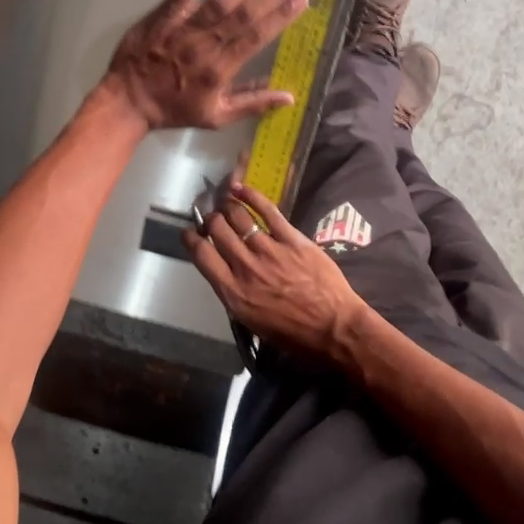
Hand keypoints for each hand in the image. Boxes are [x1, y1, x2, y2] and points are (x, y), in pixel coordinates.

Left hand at [102, 0, 309, 130]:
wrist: (127, 102)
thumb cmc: (174, 109)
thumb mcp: (216, 116)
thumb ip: (252, 103)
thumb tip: (289, 96)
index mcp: (219, 70)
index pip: (256, 37)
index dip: (281, 17)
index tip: (302, 0)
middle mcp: (204, 46)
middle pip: (244, 15)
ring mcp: (181, 28)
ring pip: (219, 0)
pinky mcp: (162, 16)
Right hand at [183, 180, 369, 360]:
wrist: (334, 328)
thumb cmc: (294, 335)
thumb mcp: (252, 322)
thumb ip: (235, 294)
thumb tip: (227, 274)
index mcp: (233, 292)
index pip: (202, 255)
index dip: (191, 239)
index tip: (189, 233)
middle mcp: (246, 267)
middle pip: (218, 230)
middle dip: (211, 219)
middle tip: (213, 218)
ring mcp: (269, 250)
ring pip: (239, 217)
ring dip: (228, 206)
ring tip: (225, 202)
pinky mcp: (292, 239)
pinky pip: (267, 211)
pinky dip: (251, 196)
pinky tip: (240, 189)